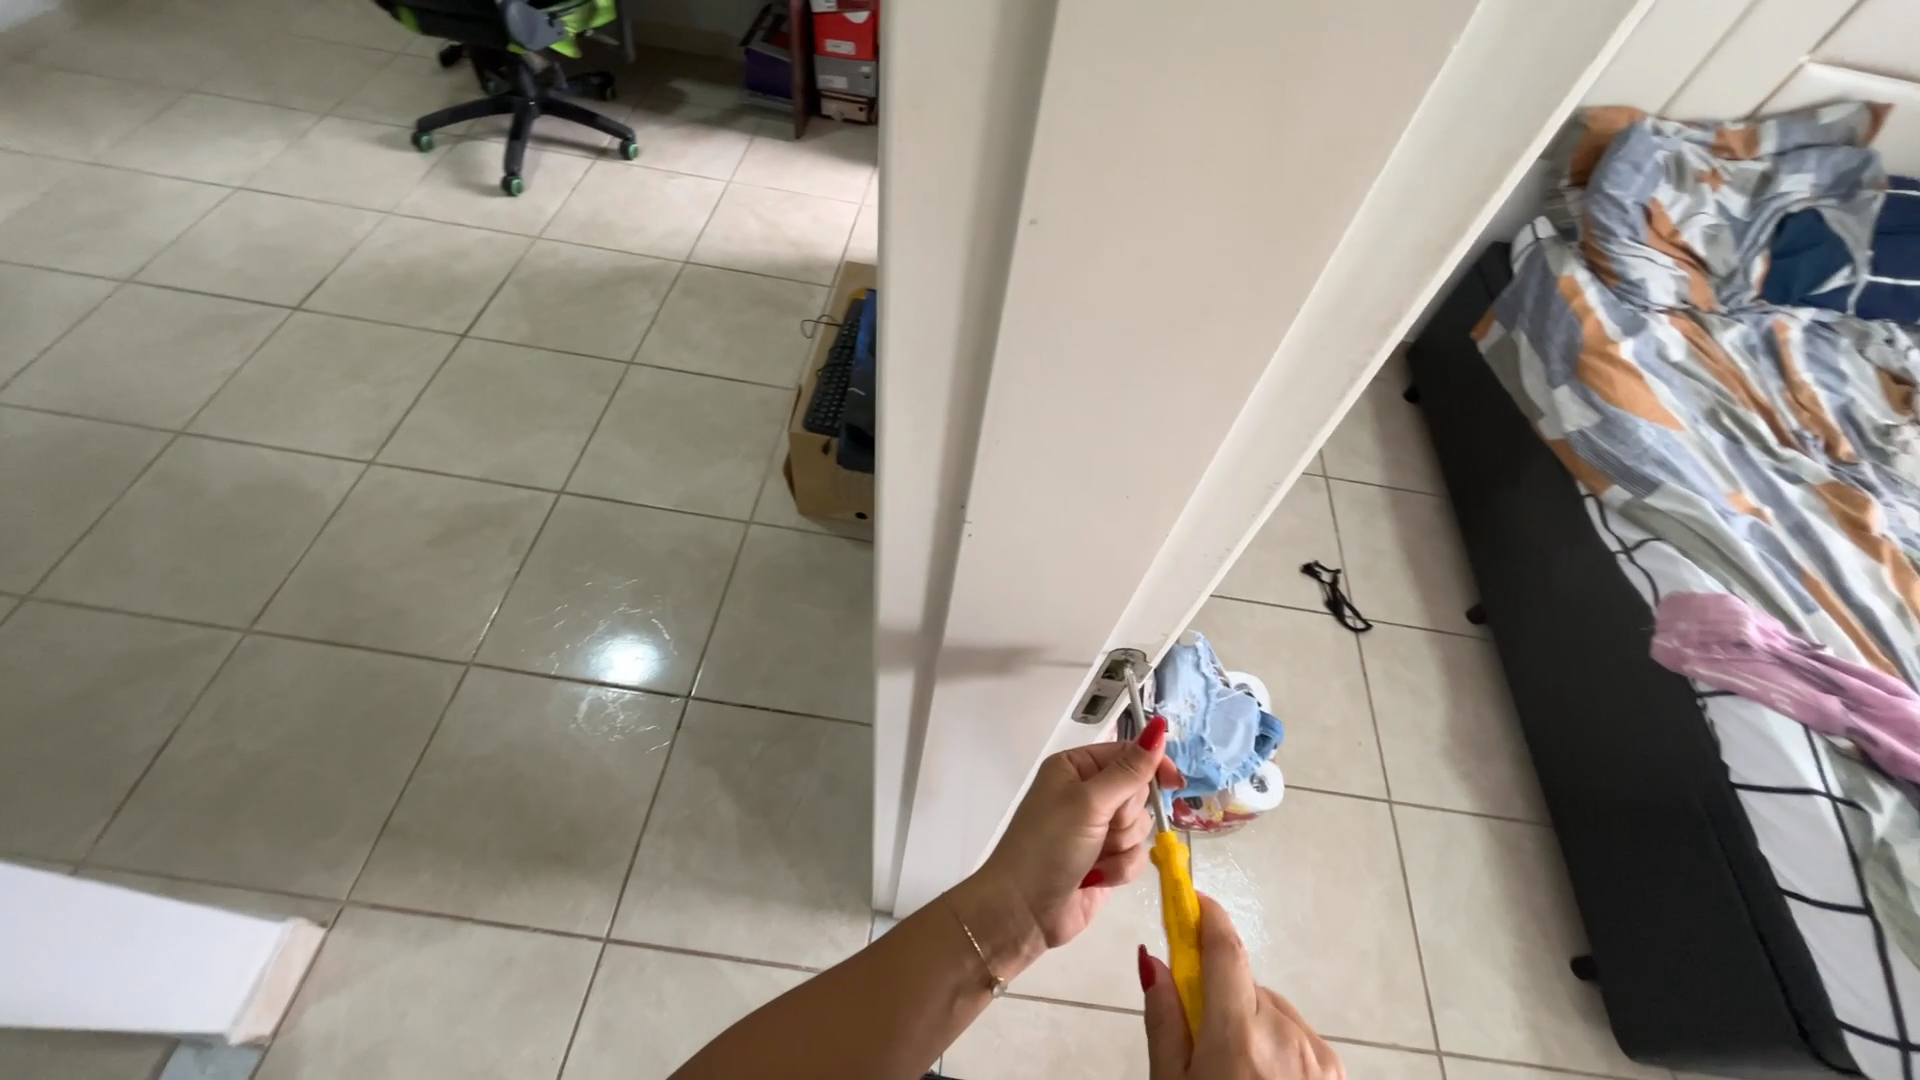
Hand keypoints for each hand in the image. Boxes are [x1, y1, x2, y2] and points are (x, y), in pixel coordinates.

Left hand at [963, 718, 1181, 953]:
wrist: (1024, 911)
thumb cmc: (1048, 846)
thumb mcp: (1088, 802)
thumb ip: (1129, 770)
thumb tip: (1158, 728)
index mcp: (1075, 767)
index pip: (1126, 754)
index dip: (1151, 766)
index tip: (1174, 781)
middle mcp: (1087, 793)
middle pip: (1138, 792)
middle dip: (1126, 816)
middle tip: (1103, 827)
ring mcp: (1097, 829)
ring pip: (1141, 827)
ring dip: (1121, 846)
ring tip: (1094, 857)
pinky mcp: (1107, 860)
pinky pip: (1137, 856)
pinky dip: (1120, 868)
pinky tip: (1097, 877)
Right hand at [1141, 894, 1343, 1078]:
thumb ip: (1164, 1020)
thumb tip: (1153, 959)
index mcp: (1239, 1035)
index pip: (1225, 949)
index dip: (1207, 914)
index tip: (1190, 896)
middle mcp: (1286, 1033)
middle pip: (1245, 984)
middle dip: (1220, 992)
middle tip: (1200, 1035)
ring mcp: (1319, 1055)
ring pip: (1271, 1010)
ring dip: (1249, 1020)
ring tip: (1236, 1076)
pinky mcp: (1338, 1073)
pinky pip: (1297, 1036)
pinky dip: (1276, 1044)